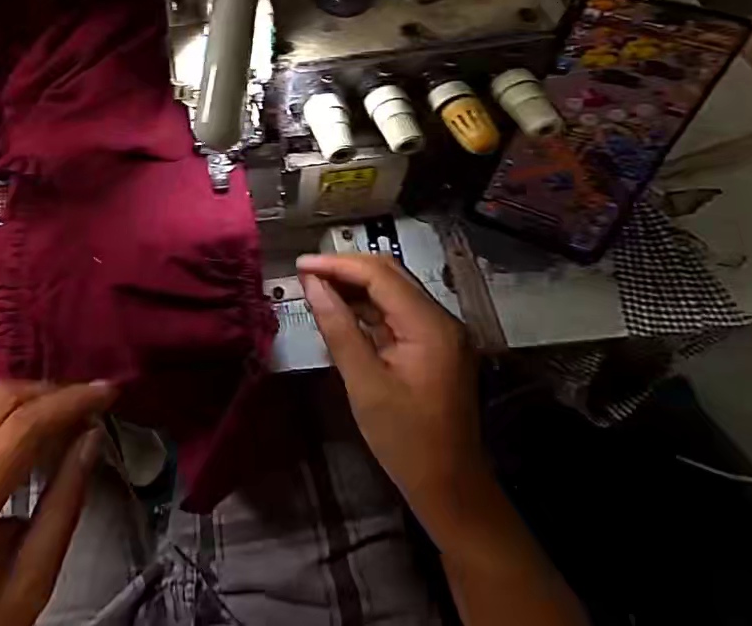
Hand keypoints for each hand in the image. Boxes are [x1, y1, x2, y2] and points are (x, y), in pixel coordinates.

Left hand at [0, 380, 115, 625]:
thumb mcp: (32, 576)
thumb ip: (65, 502)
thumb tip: (90, 439)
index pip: (23, 425)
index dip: (71, 402)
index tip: (105, 394)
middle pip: (1, 399)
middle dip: (52, 393)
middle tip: (91, 403)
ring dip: (32, 399)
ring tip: (71, 415)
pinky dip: (9, 414)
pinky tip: (36, 431)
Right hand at [298, 253, 486, 532]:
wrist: (450, 487)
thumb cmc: (405, 440)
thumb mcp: (364, 383)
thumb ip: (338, 327)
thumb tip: (312, 284)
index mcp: (430, 326)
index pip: (380, 275)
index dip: (337, 264)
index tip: (300, 265)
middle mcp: (441, 319)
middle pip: (390, 275)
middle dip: (345, 269)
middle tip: (305, 273)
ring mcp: (441, 331)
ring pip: (393, 290)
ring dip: (355, 285)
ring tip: (316, 287)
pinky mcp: (435, 344)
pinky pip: (397, 312)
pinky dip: (368, 306)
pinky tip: (341, 310)